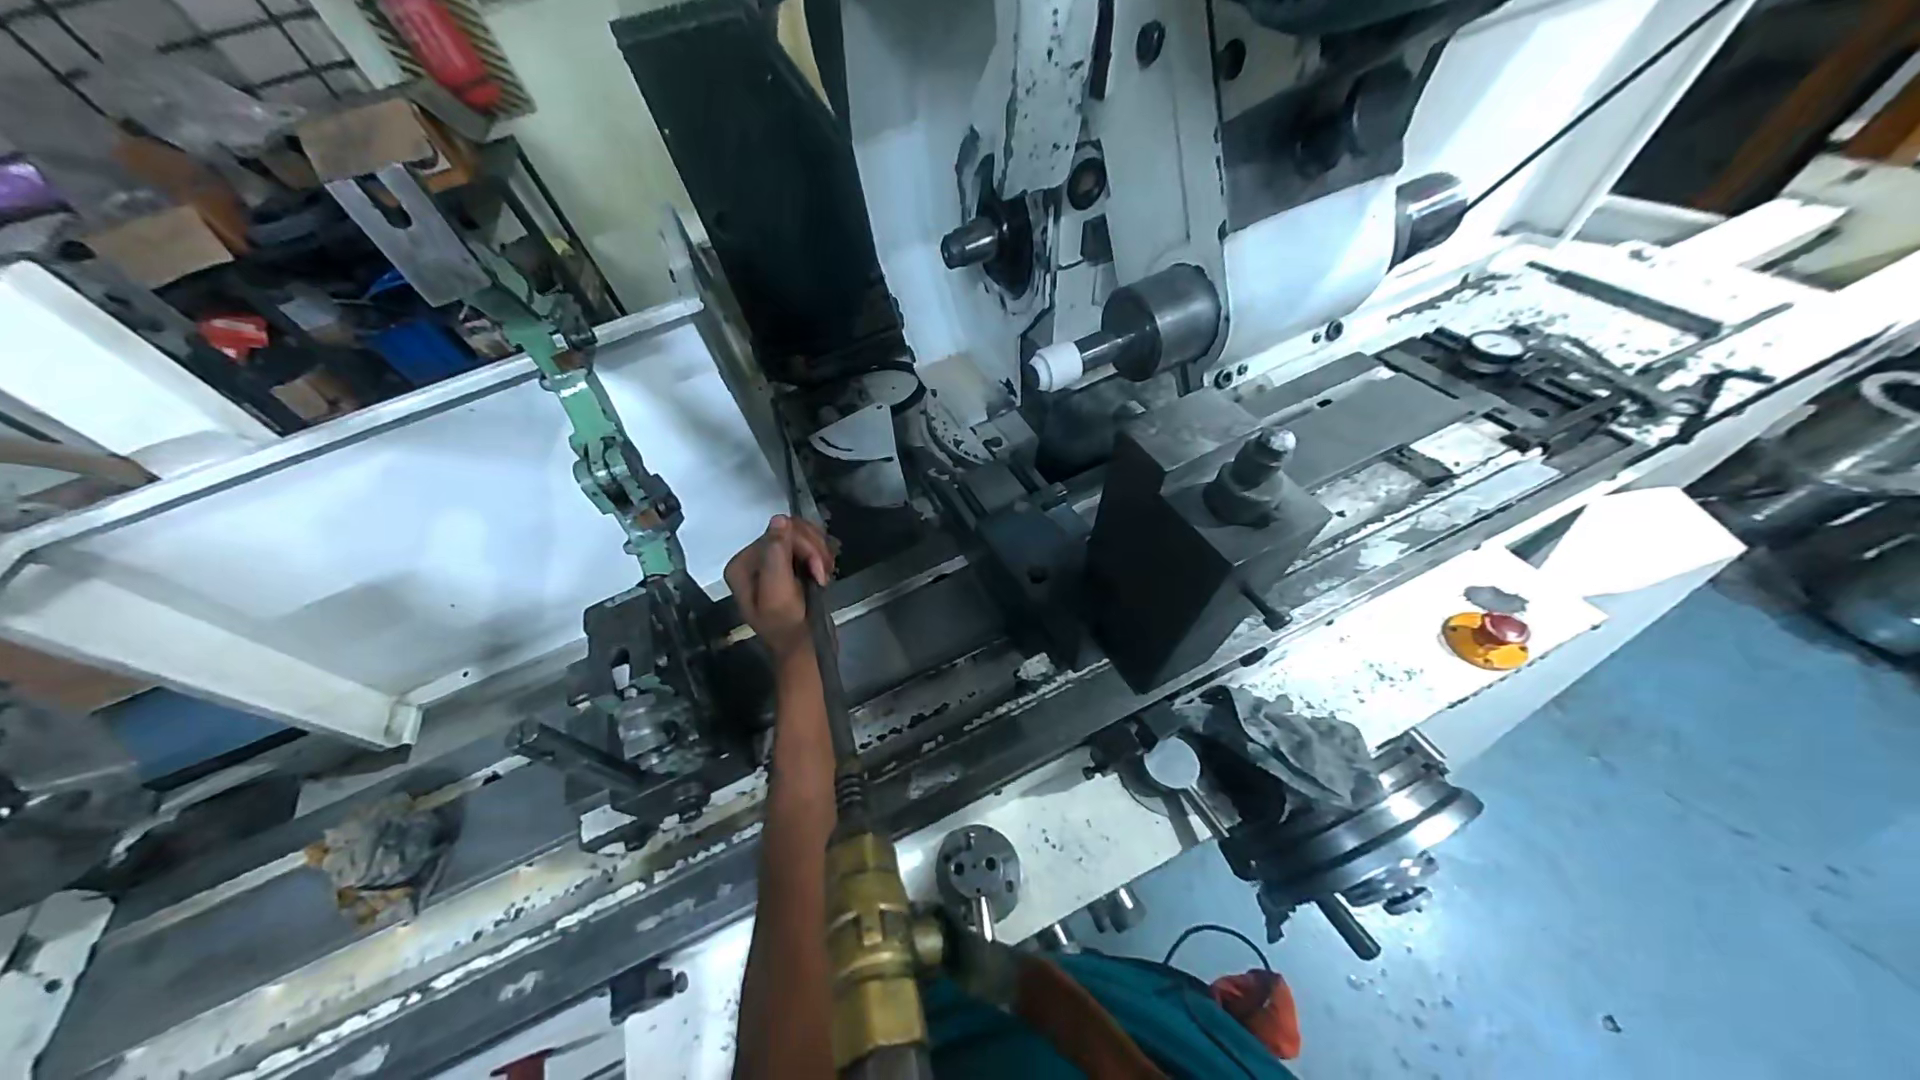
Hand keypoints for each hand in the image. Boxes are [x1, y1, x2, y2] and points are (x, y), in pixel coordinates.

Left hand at [724, 514, 834, 659]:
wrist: (807, 651)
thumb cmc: (789, 627)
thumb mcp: (779, 592)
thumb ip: (776, 555)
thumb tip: (779, 519)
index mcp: (743, 565)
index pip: (778, 533)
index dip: (803, 546)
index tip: (818, 572)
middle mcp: (755, 560)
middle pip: (791, 531)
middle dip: (813, 550)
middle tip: (823, 575)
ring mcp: (774, 563)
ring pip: (803, 536)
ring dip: (820, 553)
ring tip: (824, 576)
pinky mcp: (791, 568)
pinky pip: (809, 546)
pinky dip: (822, 557)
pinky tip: (825, 573)